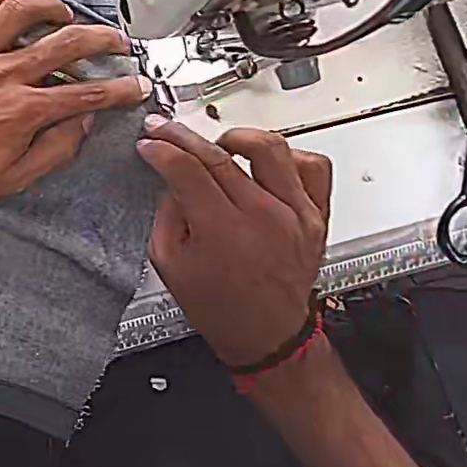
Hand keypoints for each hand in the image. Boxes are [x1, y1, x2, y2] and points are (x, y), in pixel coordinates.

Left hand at [0, 0, 152, 241]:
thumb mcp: (14, 177)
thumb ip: (56, 148)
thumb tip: (82, 122)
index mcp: (22, 111)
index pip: (87, 94)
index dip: (119, 89)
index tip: (134, 85)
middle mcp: (2, 75)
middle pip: (66, 43)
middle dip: (103, 39)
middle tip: (116, 42)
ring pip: (21, 11)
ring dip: (51, 7)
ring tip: (65, 15)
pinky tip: (9, 5)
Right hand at [137, 117, 332, 367]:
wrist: (268, 336)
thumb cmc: (222, 309)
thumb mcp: (169, 265)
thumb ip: (167, 216)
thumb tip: (173, 180)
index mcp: (222, 232)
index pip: (187, 169)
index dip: (161, 150)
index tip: (150, 144)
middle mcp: (263, 217)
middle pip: (218, 155)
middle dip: (183, 136)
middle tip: (165, 130)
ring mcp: (295, 214)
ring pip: (269, 147)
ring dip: (236, 137)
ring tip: (219, 144)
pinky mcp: (316, 215)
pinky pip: (312, 166)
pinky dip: (288, 155)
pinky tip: (265, 163)